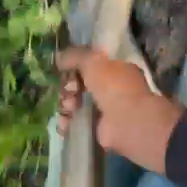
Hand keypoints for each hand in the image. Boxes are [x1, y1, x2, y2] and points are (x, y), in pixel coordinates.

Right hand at [56, 47, 182, 174]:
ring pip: (76, 104)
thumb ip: (75, 56)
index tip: (64, 70)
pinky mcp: (97, 130)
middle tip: (69, 91)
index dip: (75, 68)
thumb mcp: (93, 61)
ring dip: (66, 104)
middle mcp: (113, 89)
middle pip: (80, 85)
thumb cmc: (113, 86)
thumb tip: (59, 57)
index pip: (91, 66)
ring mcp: (105, 111)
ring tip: (69, 108)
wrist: (127, 121)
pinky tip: (65, 123)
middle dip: (69, 87)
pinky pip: (76, 123)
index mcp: (117, 69)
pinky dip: (67, 123)